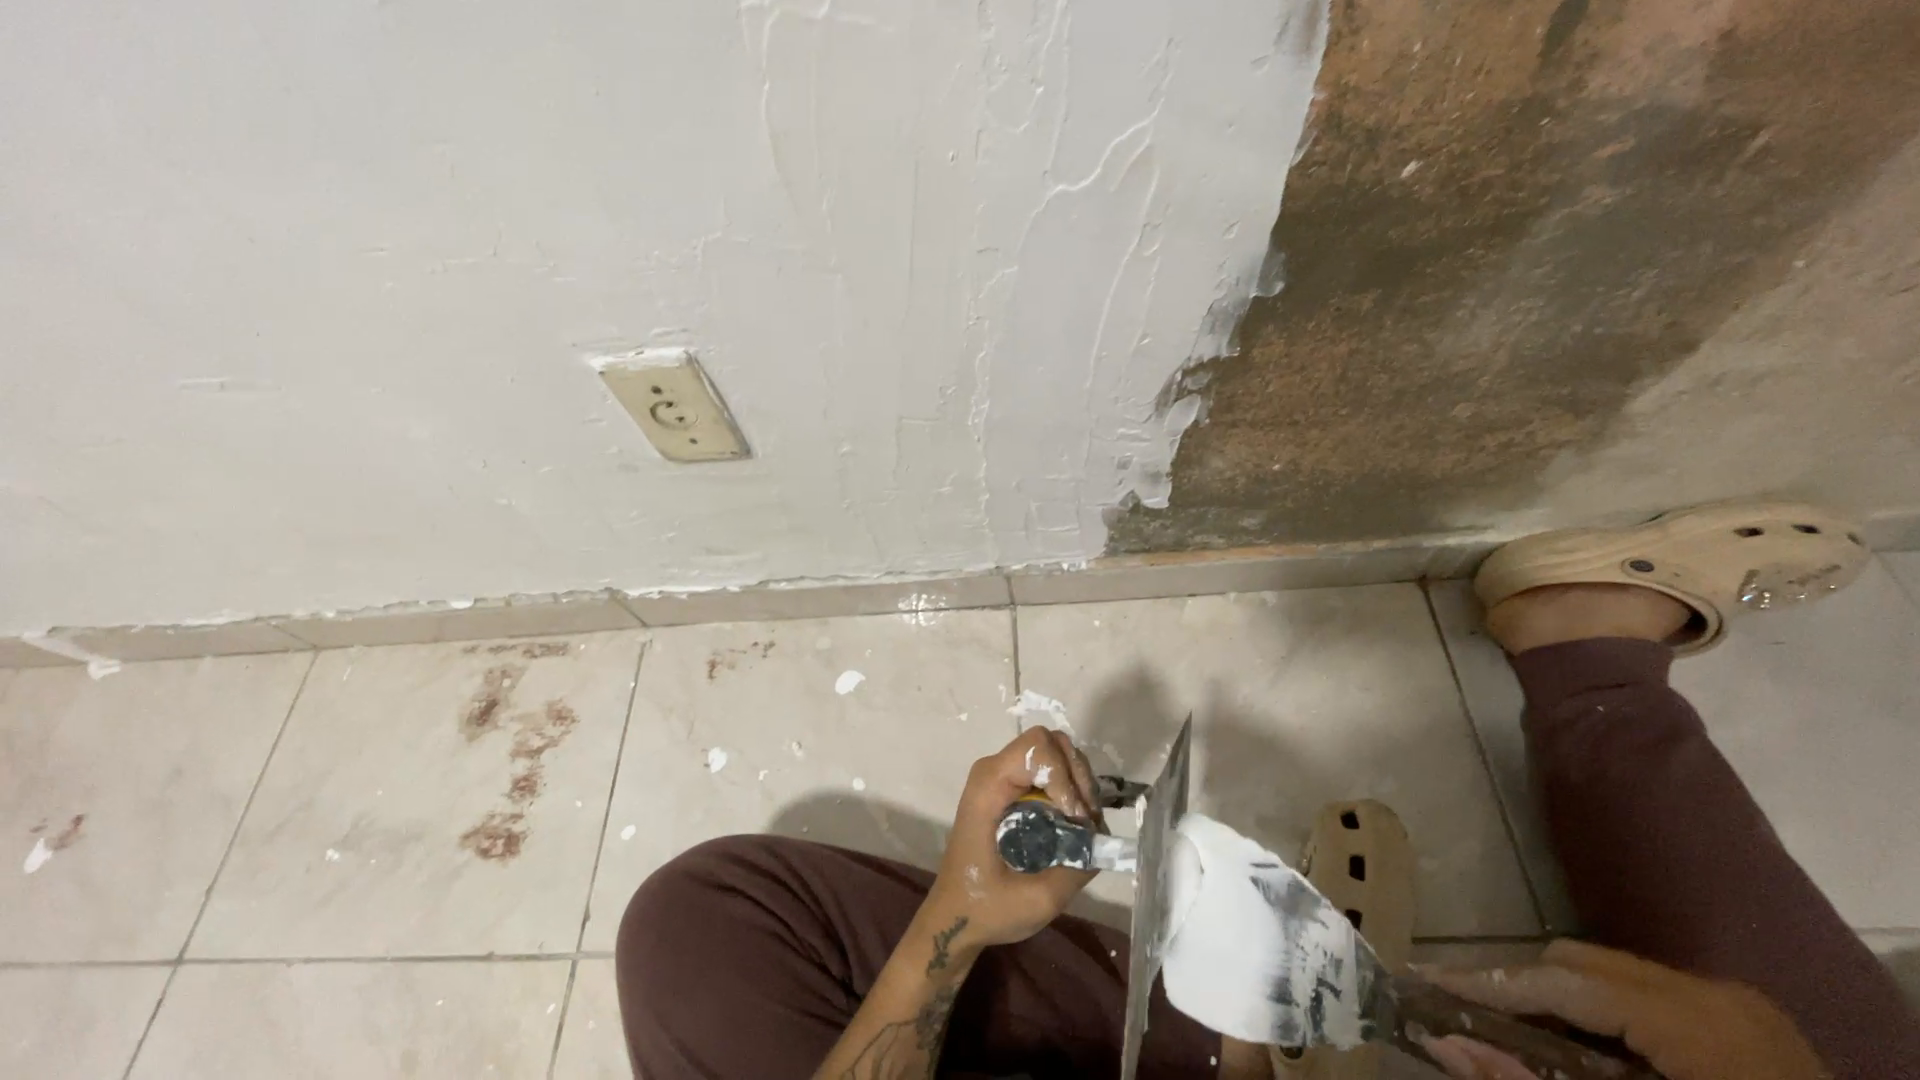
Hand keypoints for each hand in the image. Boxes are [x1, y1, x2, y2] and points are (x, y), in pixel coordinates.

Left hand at [923, 726, 1100, 948]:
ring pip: (1054, 753)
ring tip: (1085, 822)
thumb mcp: (1037, 899)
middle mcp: (994, 771)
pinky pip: (1050, 771)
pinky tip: (1076, 821)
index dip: (1064, 777)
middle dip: (1077, 777)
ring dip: (1078, 783)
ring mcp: (1002, 778)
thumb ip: (1076, 868)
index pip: (1037, 748)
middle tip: (1087, 819)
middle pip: (1050, 744)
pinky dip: (1070, 789)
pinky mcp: (1012, 790)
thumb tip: (1103, 842)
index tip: (1075, 819)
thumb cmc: (986, 907)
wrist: (955, 915)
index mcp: (989, 787)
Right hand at [1419, 940, 1829, 1079]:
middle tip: (1464, 1017)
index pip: (1562, 980)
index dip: (1486, 984)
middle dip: (1517, 989)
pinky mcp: (1744, 1021)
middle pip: (1577, 963)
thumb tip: (1444, 1045)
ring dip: (1555, 1001)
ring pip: (1605, 973)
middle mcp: (1713, 994)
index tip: (1421, 983)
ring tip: (1515, 1036)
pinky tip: (1583, 1053)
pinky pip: (1643, 996)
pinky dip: (1599, 1016)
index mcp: (1694, 1022)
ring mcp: (1734, 1004)